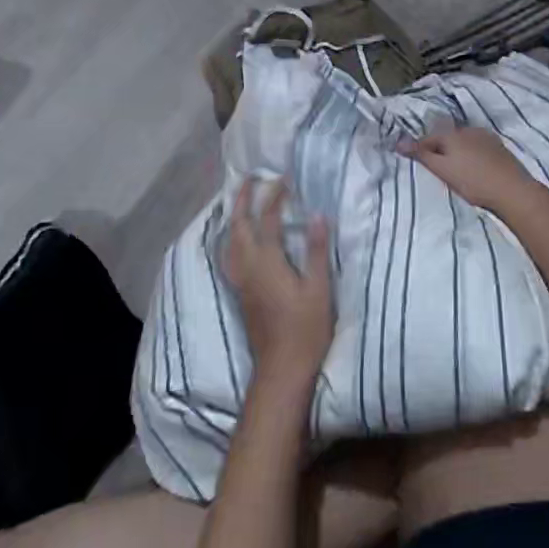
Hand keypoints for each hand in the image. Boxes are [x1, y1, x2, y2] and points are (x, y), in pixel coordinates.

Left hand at [224, 178, 332, 389]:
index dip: (275, 196)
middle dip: (242, 200)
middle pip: (238, 227)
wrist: (282, 370)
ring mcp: (241, 282)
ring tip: (240, 202)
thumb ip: (317, 250)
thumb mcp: (318, 288)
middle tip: (249, 178)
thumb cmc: (306, 329)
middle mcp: (248, 268)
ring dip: (234, 218)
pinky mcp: (241, 294)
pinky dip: (232, 238)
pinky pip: (230, 256)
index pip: (267, 220)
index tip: (284, 177)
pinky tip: (238, 241)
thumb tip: (317, 214)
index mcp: (267, 262)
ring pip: (230, 242)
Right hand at [398, 126, 545, 215]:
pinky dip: (471, 154)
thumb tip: (398, 141)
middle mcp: (468, 130)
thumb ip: (421, 155)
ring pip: (463, 141)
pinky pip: (477, 147)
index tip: (414, 161)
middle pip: (446, 137)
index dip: (418, 149)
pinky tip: (473, 167)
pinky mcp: (499, 147)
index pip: (427, 138)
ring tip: (455, 169)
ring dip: (456, 150)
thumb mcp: (442, 170)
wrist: (512, 190)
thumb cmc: (473, 182)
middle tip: (435, 168)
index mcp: (452, 134)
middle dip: (438, 148)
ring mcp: (486, 137)